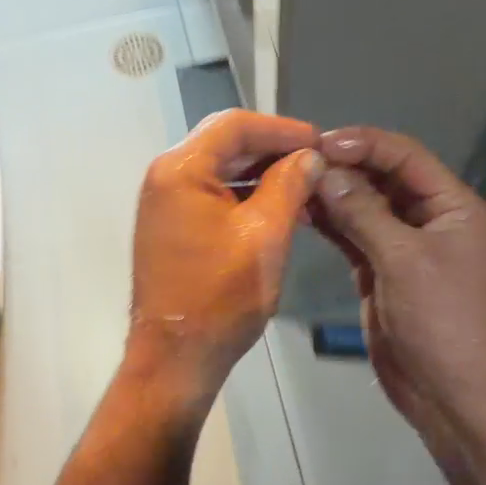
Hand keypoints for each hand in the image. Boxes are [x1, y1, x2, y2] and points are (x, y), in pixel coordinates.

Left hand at [129, 110, 324, 401]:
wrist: (174, 359)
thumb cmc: (220, 297)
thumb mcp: (265, 237)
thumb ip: (289, 186)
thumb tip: (309, 156)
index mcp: (181, 169)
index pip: (235, 125)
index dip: (281, 128)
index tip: (320, 141)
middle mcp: (166, 175)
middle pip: (225, 141)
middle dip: (272, 147)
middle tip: (316, 159)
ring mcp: (165, 200)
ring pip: (220, 166)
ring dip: (261, 169)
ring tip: (305, 180)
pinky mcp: (172, 222)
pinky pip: (212, 190)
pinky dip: (245, 191)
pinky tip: (279, 204)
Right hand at [314, 127, 485, 445]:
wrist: (457, 401)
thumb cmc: (443, 322)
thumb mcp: (404, 261)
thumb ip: (363, 212)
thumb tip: (323, 170)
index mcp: (452, 206)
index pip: (405, 156)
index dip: (364, 143)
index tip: (320, 142)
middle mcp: (430, 218)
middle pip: (382, 177)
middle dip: (342, 166)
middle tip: (296, 159)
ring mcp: (404, 246)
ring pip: (364, 205)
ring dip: (331, 193)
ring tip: (290, 179)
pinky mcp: (381, 271)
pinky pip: (353, 235)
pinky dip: (329, 223)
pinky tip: (299, 210)